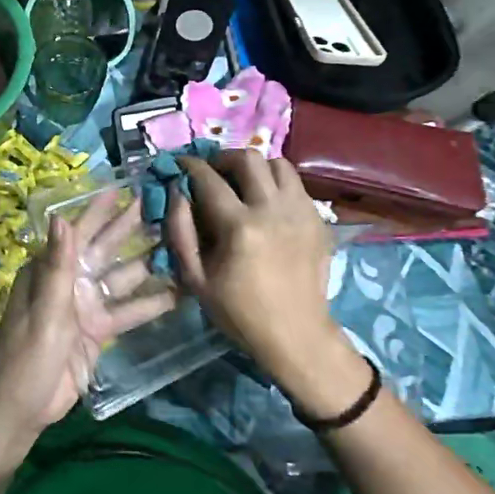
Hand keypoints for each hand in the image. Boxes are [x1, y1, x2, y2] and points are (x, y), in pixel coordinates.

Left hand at [0, 194, 177, 448]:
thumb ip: (57, 266)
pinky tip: (179, 291)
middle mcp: (69, 281)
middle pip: (105, 249)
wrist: (23, 406)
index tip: (123, 187)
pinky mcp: (99, 331)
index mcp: (49, 270)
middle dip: (130, 228)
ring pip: (121, 277)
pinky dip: (151, 303)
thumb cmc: (27, 354)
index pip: (78, 232)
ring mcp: (86, 306)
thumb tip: (60, 218)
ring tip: (180, 242)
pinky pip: (128, 311)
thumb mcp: (44, 310)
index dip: (98, 210)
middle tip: (163, 205)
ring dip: (147, 262)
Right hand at [166, 151, 369, 418]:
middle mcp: (273, 210)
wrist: (297, 335)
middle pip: (247, 158)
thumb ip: (180, 230)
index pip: (208, 178)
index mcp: (240, 226)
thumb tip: (175, 192)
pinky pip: (296, 185)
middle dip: (222, 158)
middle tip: (212, 172)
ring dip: (254, 167)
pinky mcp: (318, 220)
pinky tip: (265, 204)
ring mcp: (301, 212)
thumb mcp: (195, 277)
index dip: (189, 165)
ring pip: (277, 164)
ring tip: (242, 183)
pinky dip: (276, 184)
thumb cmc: (238, 311)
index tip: (179, 163)